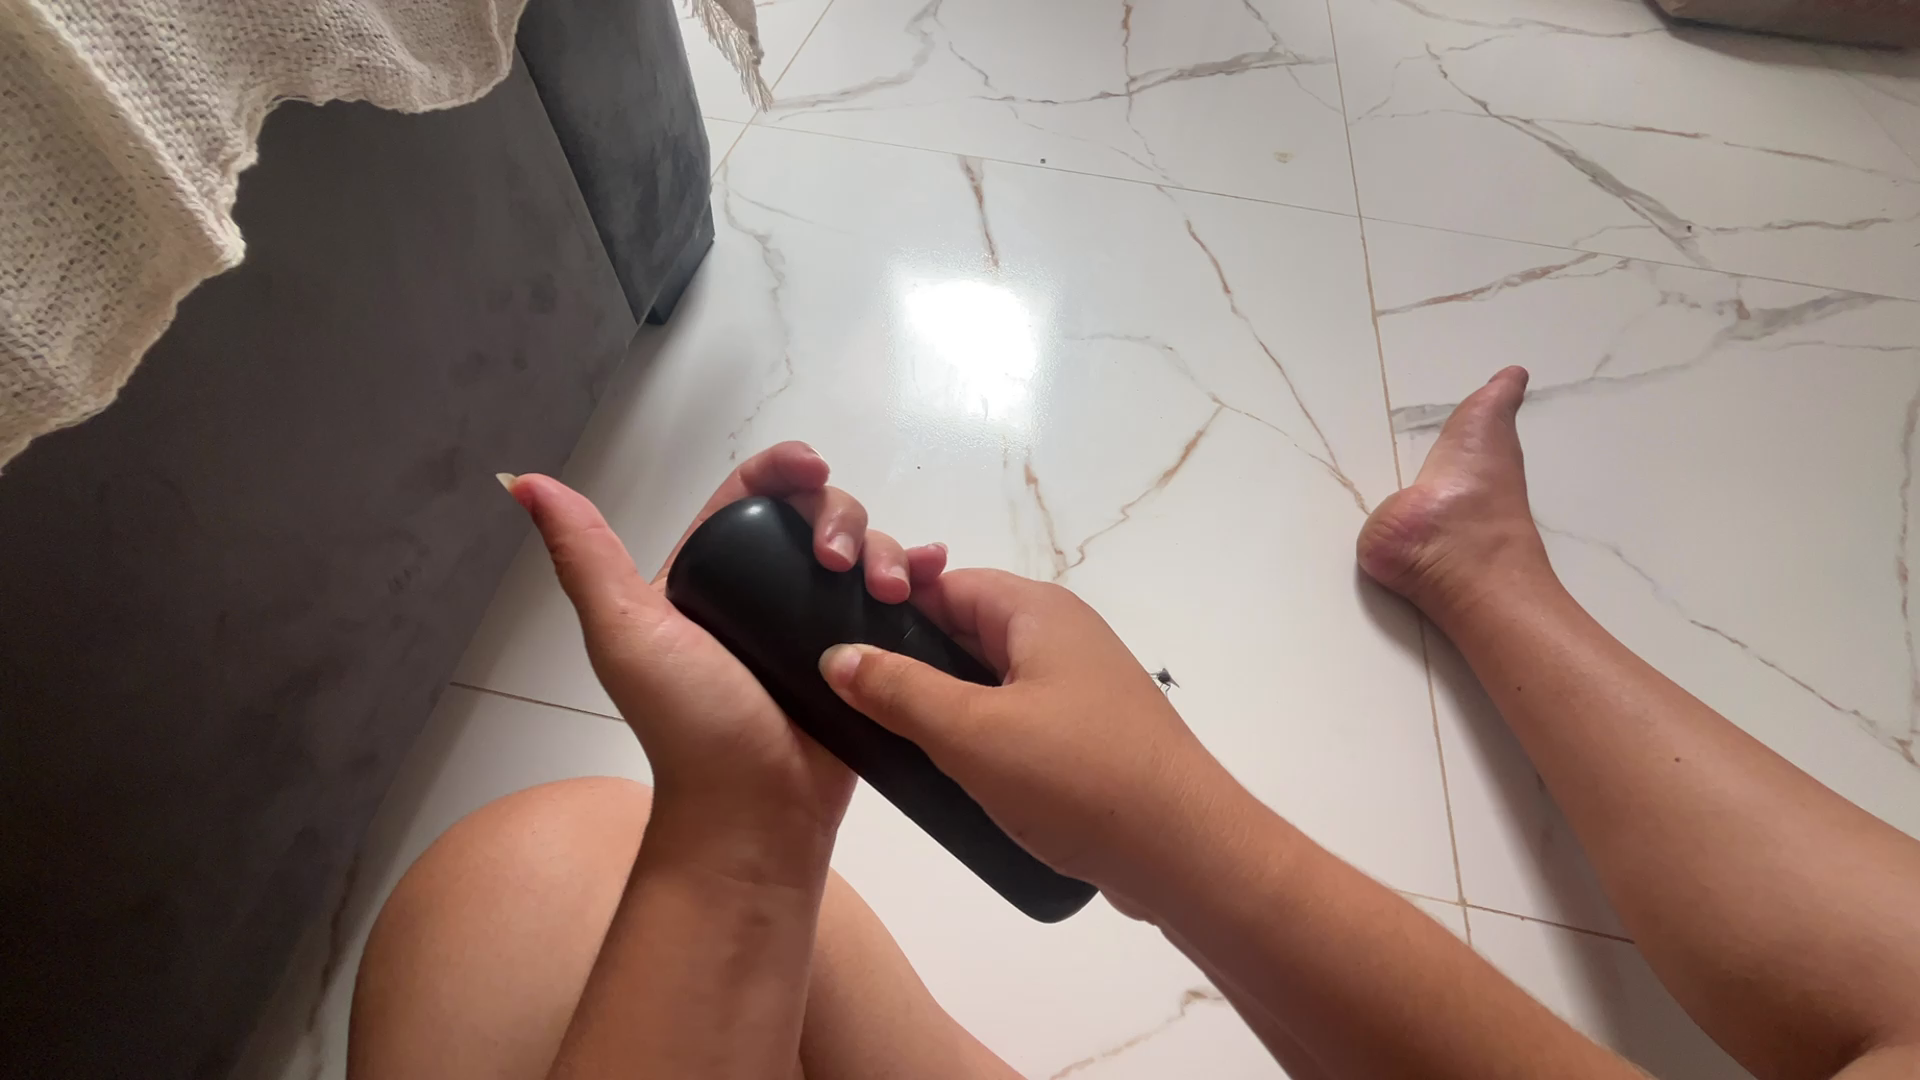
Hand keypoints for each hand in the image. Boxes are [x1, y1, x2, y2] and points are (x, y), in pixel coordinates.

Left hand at [504, 442, 947, 845]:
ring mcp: (818, 621)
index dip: (782, 469)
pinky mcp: (862, 650)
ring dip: (885, 548)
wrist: (759, 812)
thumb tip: (526, 482)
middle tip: (843, 562)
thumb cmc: (692, 724)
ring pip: (862, 550)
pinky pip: (895, 597)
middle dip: (842, 517)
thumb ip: (585, 558)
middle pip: (816, 516)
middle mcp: (767, 589)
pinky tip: (932, 571)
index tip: (813, 468)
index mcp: (713, 575)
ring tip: (891, 586)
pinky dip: (918, 575)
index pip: (749, 495)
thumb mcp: (629, 635)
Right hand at [816, 569, 1240, 902]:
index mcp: (1037, 611)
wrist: (1186, 854)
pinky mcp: (1084, 730)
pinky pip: (1014, 712)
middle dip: (913, 658)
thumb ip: (898, 689)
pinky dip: (977, 729)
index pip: (948, 583)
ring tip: (887, 733)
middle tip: (853, 695)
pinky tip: (944, 766)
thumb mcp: (972, 732)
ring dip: (943, 700)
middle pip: (967, 628)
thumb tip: (836, 654)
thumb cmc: (1075, 776)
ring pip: (988, 675)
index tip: (840, 640)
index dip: (893, 604)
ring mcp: (1077, 683)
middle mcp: (1061, 633)